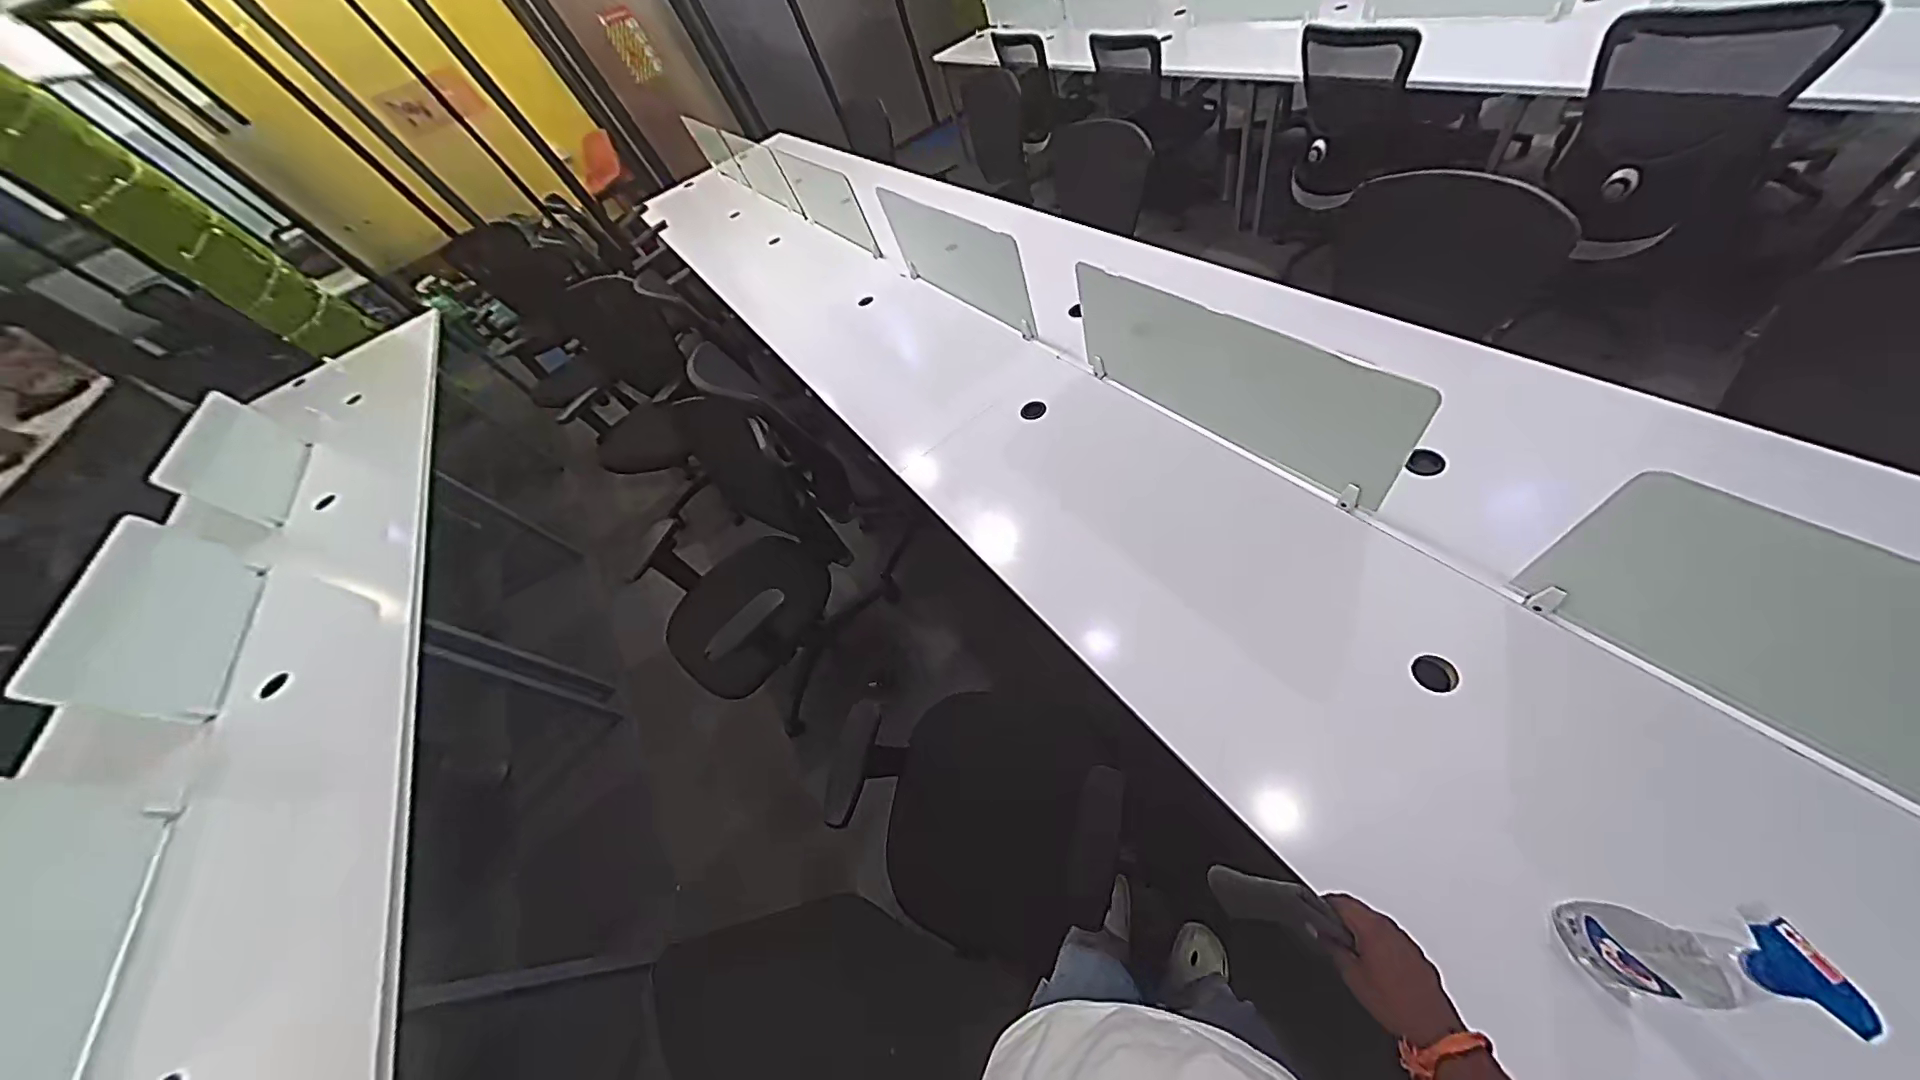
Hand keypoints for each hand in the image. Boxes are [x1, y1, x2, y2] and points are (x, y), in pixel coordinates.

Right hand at [1322, 893, 1466, 1047]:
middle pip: (1359, 910)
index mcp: (1372, 927)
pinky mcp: (1416, 953)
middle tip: (1329, 932)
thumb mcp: (1351, 975)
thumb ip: (1333, 947)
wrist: (1432, 1028)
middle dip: (1342, 918)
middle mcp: (1390, 928)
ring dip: (1361, 930)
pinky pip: (1391, 938)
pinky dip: (1379, 943)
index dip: (1324, 904)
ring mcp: (1406, 940)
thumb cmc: (1395, 1004)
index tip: (1315, 911)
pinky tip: (1375, 964)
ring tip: (1352, 952)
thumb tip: (1320, 933)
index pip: (1340, 900)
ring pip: (1376, 924)